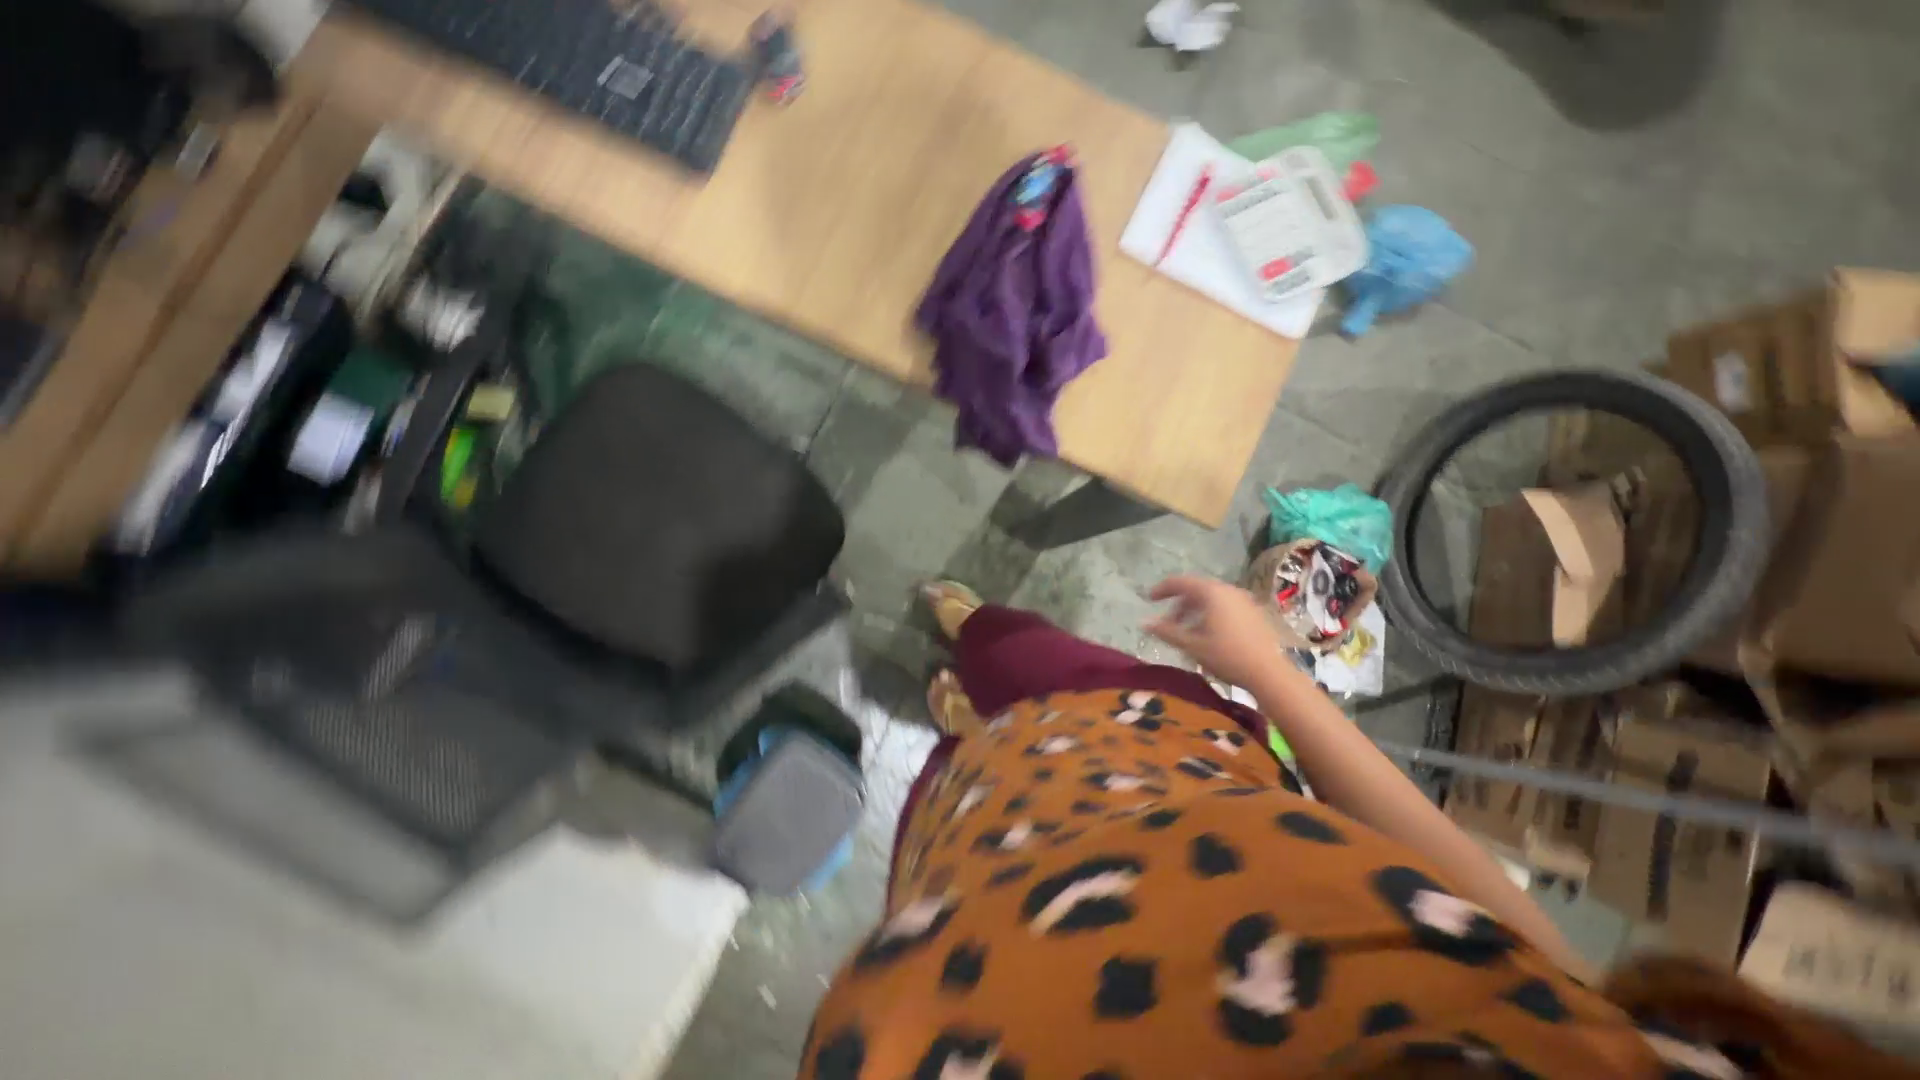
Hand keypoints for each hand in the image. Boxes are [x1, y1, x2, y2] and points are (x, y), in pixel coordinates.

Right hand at [1144, 575, 1290, 688]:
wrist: (1269, 672)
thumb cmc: (1227, 656)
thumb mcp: (1192, 645)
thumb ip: (1166, 631)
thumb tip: (1143, 622)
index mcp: (1212, 593)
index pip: (1181, 582)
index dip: (1162, 589)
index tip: (1149, 599)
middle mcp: (1228, 590)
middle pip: (1197, 590)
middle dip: (1179, 605)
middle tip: (1168, 624)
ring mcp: (1244, 600)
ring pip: (1212, 600)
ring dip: (1195, 612)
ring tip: (1188, 634)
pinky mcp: (1254, 613)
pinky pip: (1226, 607)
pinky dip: (1211, 615)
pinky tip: (1209, 637)